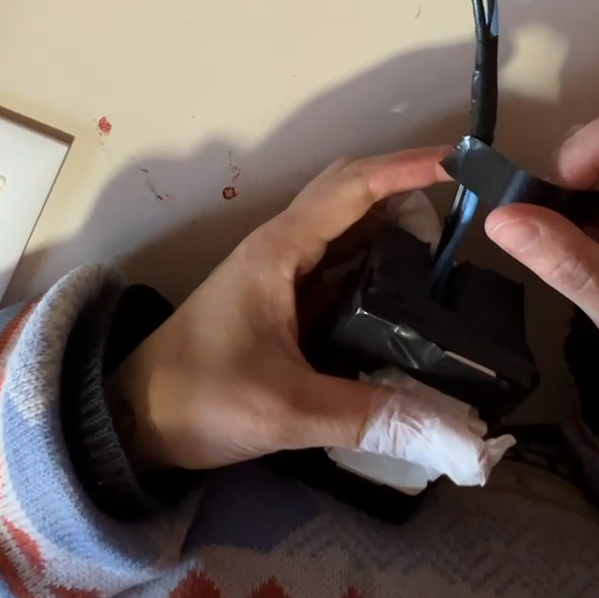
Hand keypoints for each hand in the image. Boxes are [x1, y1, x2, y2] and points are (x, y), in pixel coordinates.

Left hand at [110, 148, 448, 470]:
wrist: (134, 416)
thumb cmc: (200, 396)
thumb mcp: (287, 409)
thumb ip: (372, 416)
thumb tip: (461, 434)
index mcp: (280, 250)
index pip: (352, 189)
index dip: (405, 169)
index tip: (459, 163)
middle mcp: (282, 247)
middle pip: (349, 194)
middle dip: (404, 187)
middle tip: (464, 203)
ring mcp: (281, 271)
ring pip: (345, 227)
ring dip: (392, 221)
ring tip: (450, 240)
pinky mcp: (283, 298)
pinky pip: (338, 263)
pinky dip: (375, 259)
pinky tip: (408, 283)